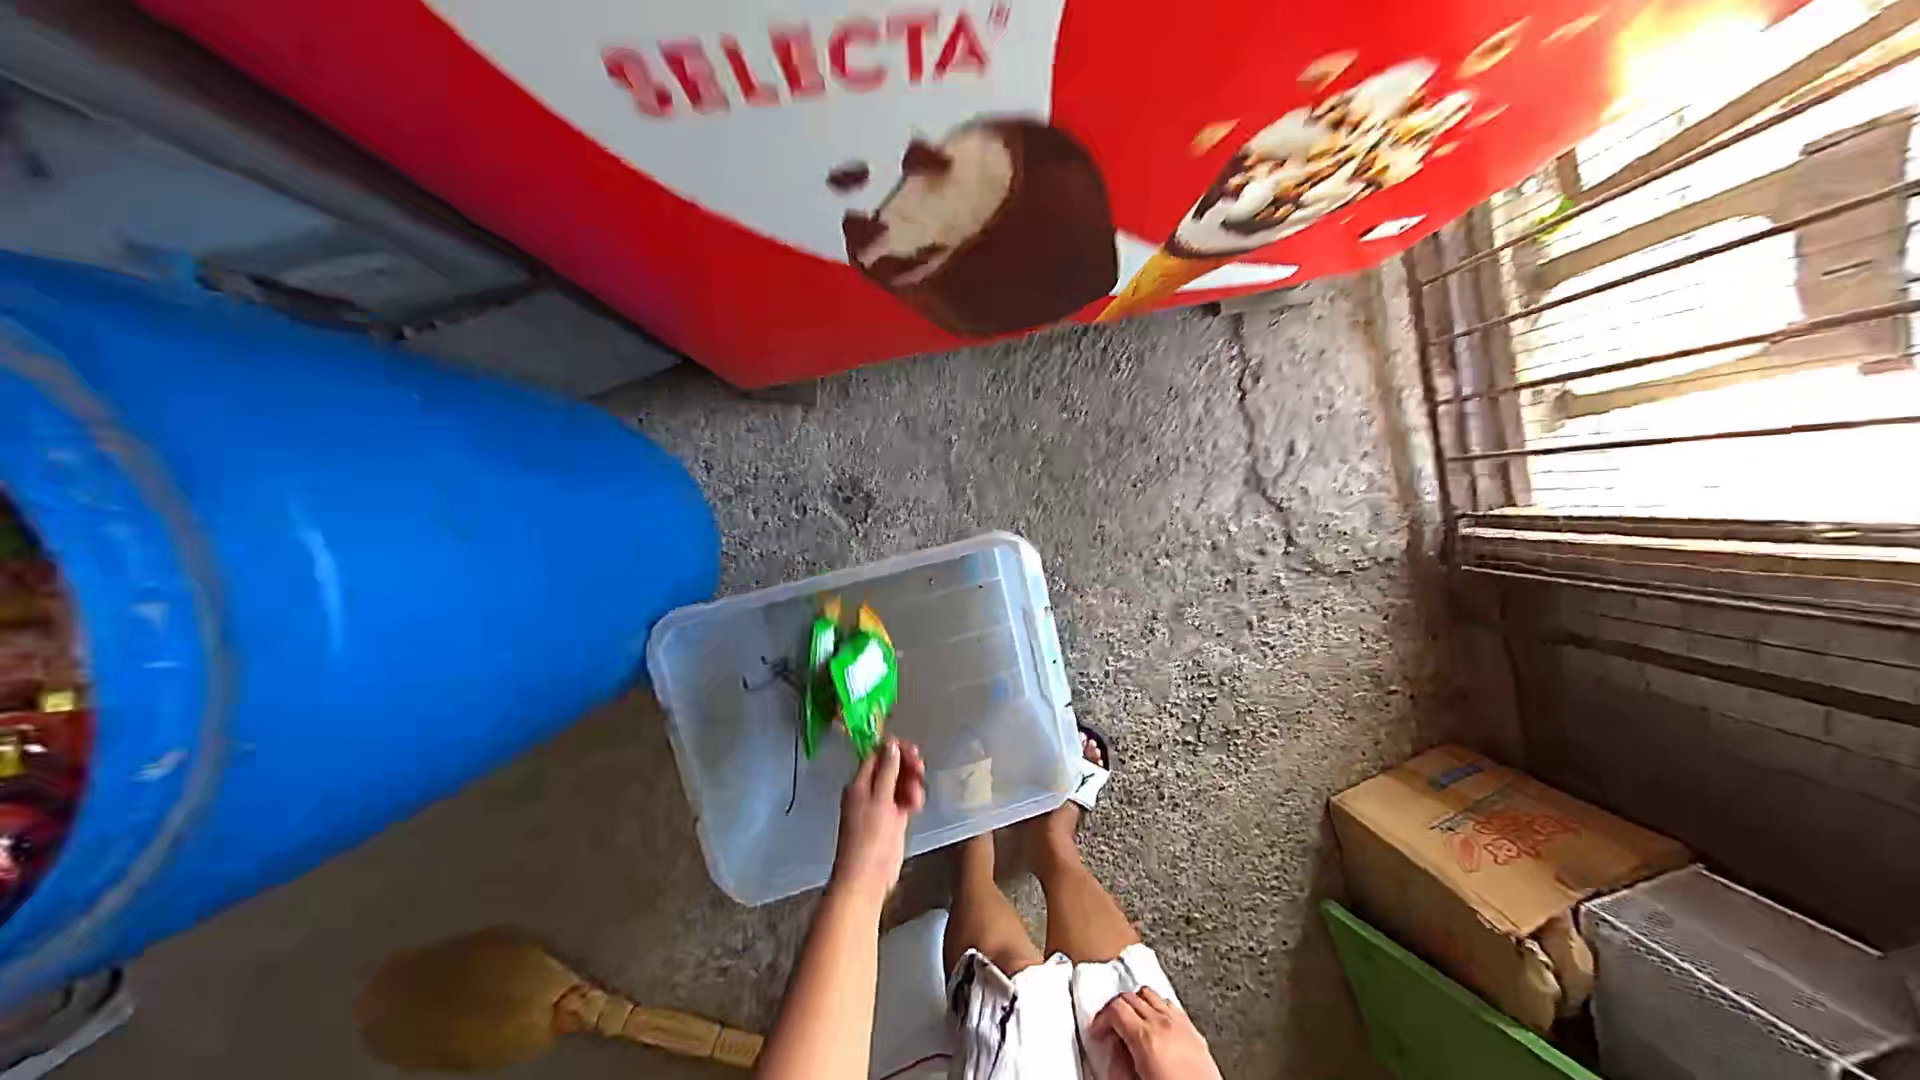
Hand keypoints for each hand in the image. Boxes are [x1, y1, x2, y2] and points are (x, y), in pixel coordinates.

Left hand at [830, 737, 925, 901]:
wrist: (867, 877)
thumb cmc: (869, 837)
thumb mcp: (879, 799)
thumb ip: (887, 770)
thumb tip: (891, 744)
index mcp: (860, 783)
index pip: (877, 755)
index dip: (895, 750)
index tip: (913, 751)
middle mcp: (869, 791)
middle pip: (891, 767)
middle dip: (907, 766)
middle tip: (919, 770)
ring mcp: (882, 805)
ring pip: (901, 783)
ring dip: (911, 784)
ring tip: (915, 798)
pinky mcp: (893, 819)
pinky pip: (905, 799)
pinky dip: (912, 798)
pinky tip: (916, 806)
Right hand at [1090, 989, 1222, 1079]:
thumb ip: (1120, 1063)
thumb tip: (1113, 1049)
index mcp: (1144, 1037)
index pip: (1114, 1008)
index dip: (1101, 1018)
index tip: (1097, 1031)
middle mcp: (1161, 1022)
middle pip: (1129, 997)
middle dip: (1115, 1010)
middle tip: (1111, 1027)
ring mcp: (1179, 1023)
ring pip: (1149, 994)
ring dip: (1136, 1004)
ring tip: (1133, 1021)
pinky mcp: (1194, 1030)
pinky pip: (1170, 1005)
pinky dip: (1157, 1008)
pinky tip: (1156, 1024)